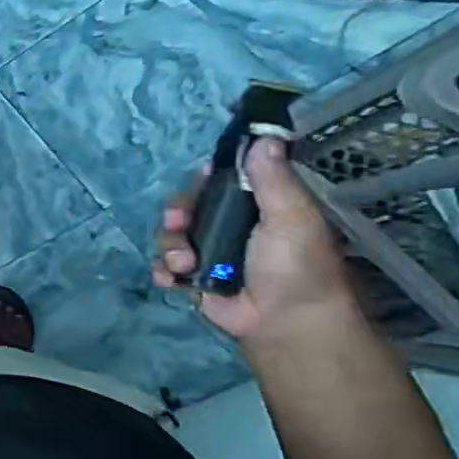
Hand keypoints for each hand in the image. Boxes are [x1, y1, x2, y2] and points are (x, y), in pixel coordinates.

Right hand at [152, 137, 363, 353]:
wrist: (286, 323)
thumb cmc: (295, 266)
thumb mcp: (291, 216)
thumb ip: (272, 179)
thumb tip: (264, 136)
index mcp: (254, 209)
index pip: (220, 183)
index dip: (205, 179)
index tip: (201, 178)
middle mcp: (229, 228)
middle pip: (186, 207)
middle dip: (176, 213)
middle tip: (178, 223)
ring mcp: (208, 255)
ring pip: (171, 236)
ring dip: (170, 245)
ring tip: (184, 262)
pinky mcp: (193, 280)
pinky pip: (164, 265)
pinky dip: (163, 269)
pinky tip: (172, 277)